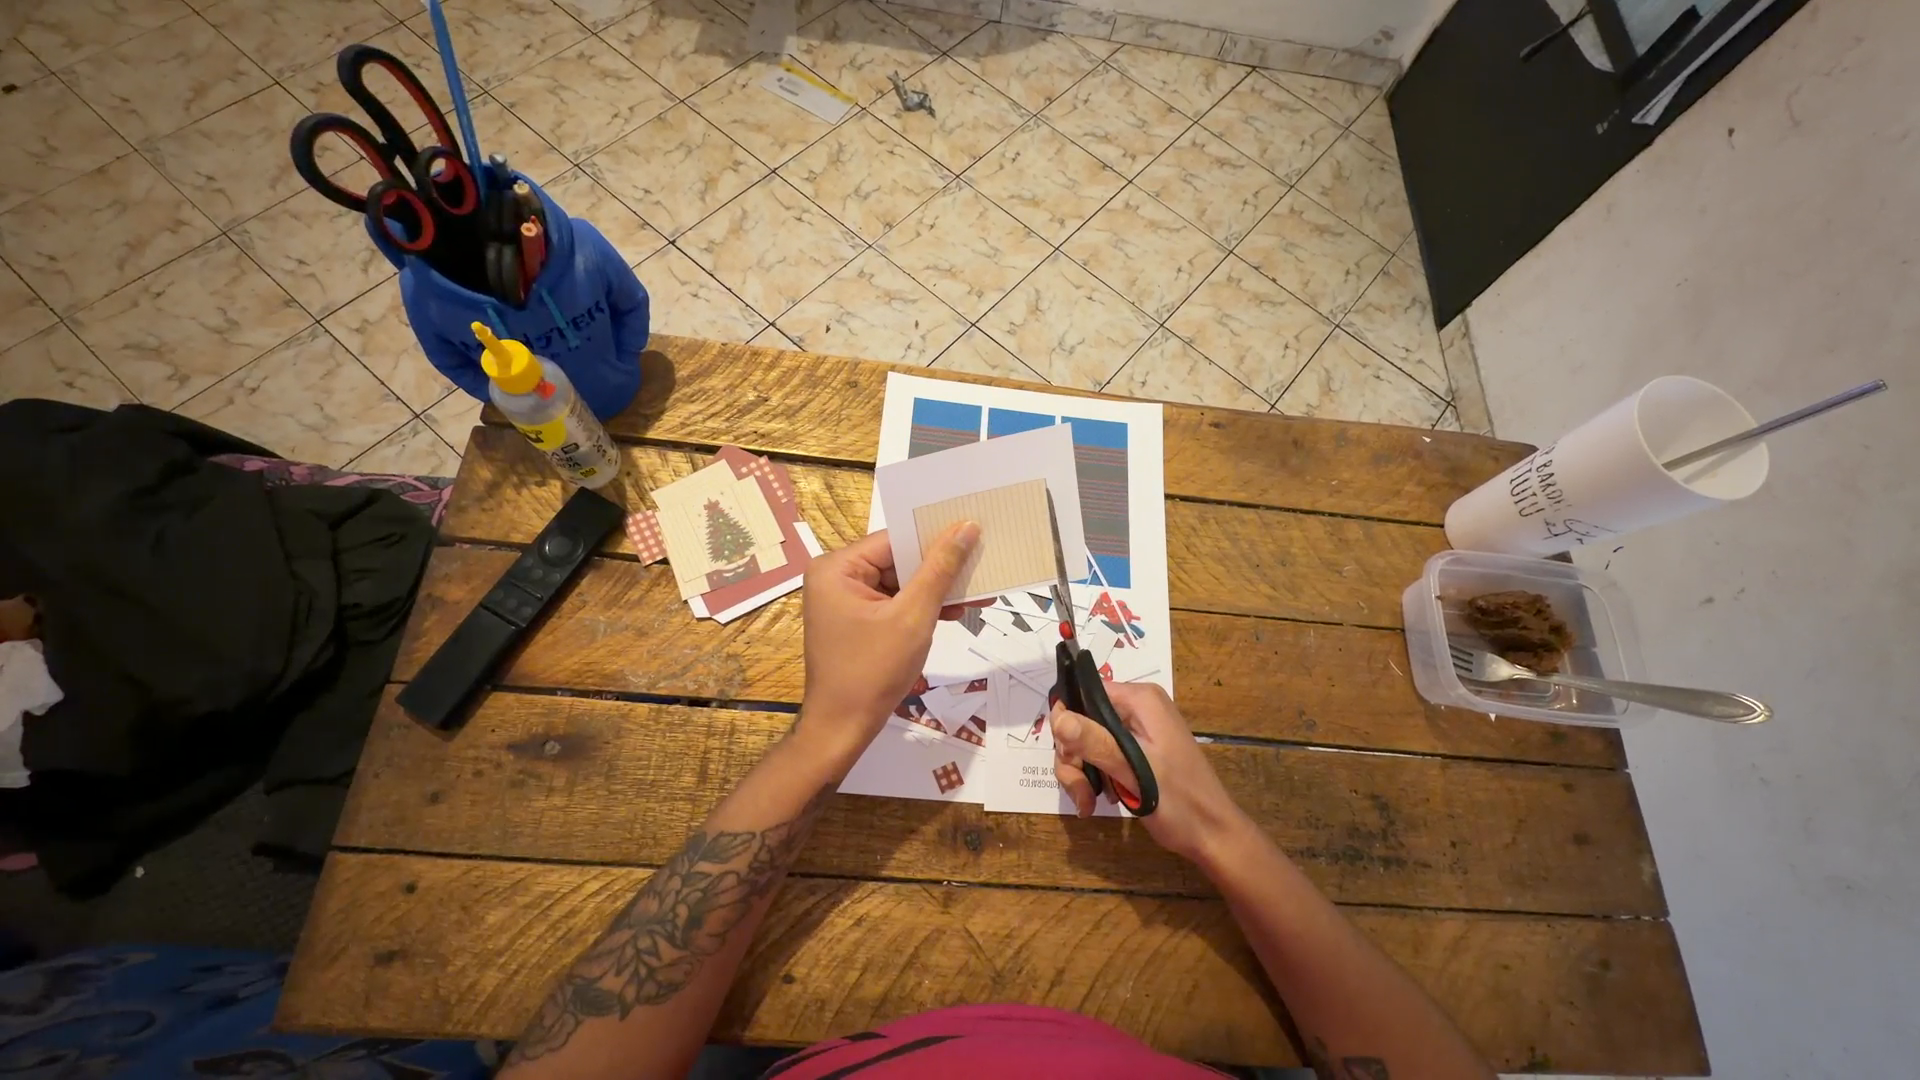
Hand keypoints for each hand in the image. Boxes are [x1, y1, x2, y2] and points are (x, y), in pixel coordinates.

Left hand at [798, 523, 980, 762]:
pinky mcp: (856, 621)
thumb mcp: (913, 616)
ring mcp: (844, 601)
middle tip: (982, 562)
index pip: (894, 540)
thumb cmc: (873, 671)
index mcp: (837, 568)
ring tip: (978, 590)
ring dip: (935, 590)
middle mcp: (835, 577)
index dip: (935, 537)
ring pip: (900, 583)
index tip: (974, 532)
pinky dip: (920, 608)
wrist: (843, 728)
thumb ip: (940, 569)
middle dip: (939, 567)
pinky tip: (955, 611)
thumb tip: (966, 527)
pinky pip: (894, 603)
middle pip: (898, 560)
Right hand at [1052, 682, 1249, 863]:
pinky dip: (1093, 776)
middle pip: (1081, 721)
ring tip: (1089, 803)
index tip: (1069, 760)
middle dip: (1073, 758)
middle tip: (1080, 793)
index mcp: (1140, 700)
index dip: (1067, 726)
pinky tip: (1098, 800)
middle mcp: (1136, 706)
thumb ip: (1096, 742)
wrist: (1213, 835)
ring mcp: (1136, 728)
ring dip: (1080, 773)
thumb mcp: (1134, 772)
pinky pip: (1099, 753)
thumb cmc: (1179, 802)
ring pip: (1085, 741)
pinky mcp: (1135, 748)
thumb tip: (1058, 717)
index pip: (1082, 694)